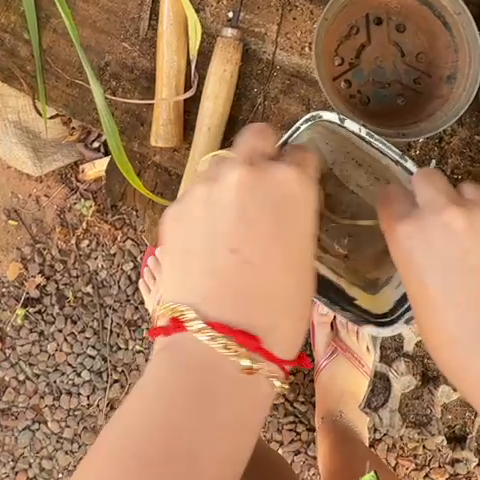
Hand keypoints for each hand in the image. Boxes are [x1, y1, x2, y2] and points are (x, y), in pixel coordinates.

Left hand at [155, 123, 319, 358]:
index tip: (295, 186)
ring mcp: (206, 185)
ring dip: (228, 184)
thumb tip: (282, 207)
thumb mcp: (304, 256)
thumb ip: (293, 213)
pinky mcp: (175, 206)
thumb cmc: (278, 312)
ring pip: (220, 166)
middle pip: (257, 136)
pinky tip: (204, 246)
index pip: (301, 153)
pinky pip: (195, 198)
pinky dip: (201, 212)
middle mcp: (248, 171)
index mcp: (291, 182)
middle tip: (261, 188)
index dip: (298, 170)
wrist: (220, 343)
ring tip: (228, 225)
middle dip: (262, 154)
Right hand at [378, 169, 479, 418]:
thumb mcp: (419, 301)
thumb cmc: (463, 352)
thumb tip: (428, 244)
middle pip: (429, 177)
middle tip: (446, 228)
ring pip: (472, 191)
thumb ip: (417, 257)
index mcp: (410, 234)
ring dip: (472, 210)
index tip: (407, 219)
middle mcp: (446, 212)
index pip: (391, 195)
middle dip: (432, 197)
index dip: (399, 208)